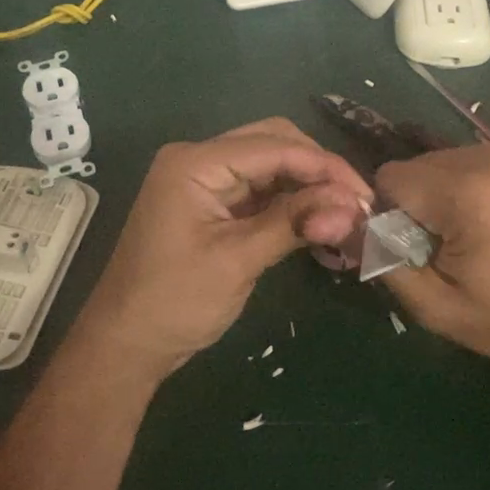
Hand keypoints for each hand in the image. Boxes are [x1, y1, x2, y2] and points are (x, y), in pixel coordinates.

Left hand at [72, 118, 370, 379]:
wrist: (125, 345)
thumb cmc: (174, 302)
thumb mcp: (238, 260)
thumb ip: (293, 223)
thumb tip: (351, 207)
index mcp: (195, 163)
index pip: (274, 146)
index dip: (325, 167)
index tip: (365, 196)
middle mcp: (198, 159)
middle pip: (273, 143)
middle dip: (318, 169)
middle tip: (357, 204)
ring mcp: (203, 180)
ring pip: (269, 164)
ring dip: (307, 185)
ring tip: (345, 213)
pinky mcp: (210, 203)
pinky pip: (258, 189)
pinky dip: (289, 201)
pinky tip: (318, 220)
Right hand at [375, 135, 489, 373]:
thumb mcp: (435, 307)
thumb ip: (380, 258)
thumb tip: (337, 217)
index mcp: (470, 193)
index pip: (393, 176)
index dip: (397, 213)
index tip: (424, 245)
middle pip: (425, 163)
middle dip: (427, 199)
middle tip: (457, 242)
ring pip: (455, 156)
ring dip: (455, 187)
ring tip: (487, 228)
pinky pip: (488, 151)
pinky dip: (487, 177)